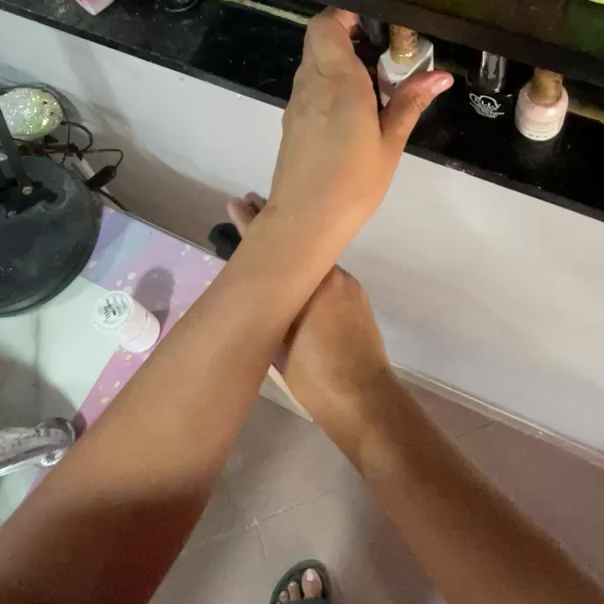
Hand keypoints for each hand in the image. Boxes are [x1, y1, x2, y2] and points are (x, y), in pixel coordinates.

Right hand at [229, 194, 400, 444]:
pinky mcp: (358, 300)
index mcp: (310, 285)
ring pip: (314, 263)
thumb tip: (258, 297)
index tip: (238, 204)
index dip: (252, 226)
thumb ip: (270, 314)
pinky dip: (311, 273)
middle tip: (251, 206)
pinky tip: (296, 283)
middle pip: (299, 247)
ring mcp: (349, 287)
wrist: (364, 400)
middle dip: (275, 233)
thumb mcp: (278, 346)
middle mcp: (332, 277)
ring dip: (294, 256)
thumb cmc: (315, 378)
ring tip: (269, 250)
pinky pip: (329, 278)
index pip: (276, 249)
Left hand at [262, 9, 450, 248]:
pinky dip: (329, 81)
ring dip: (338, 58)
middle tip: (381, 50)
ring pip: (312, 60)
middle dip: (346, 33)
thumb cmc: (353, 182)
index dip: (346, 14)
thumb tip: (440, 76)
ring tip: (373, 81)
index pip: (327, 24)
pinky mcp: (292, 119)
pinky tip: (354, 108)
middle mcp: (311, 83)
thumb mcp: (390, 143)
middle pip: (318, 38)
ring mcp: (297, 101)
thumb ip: (409, 102)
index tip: (375, 23)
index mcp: (337, 81)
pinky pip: (309, 84)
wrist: (305, 221)